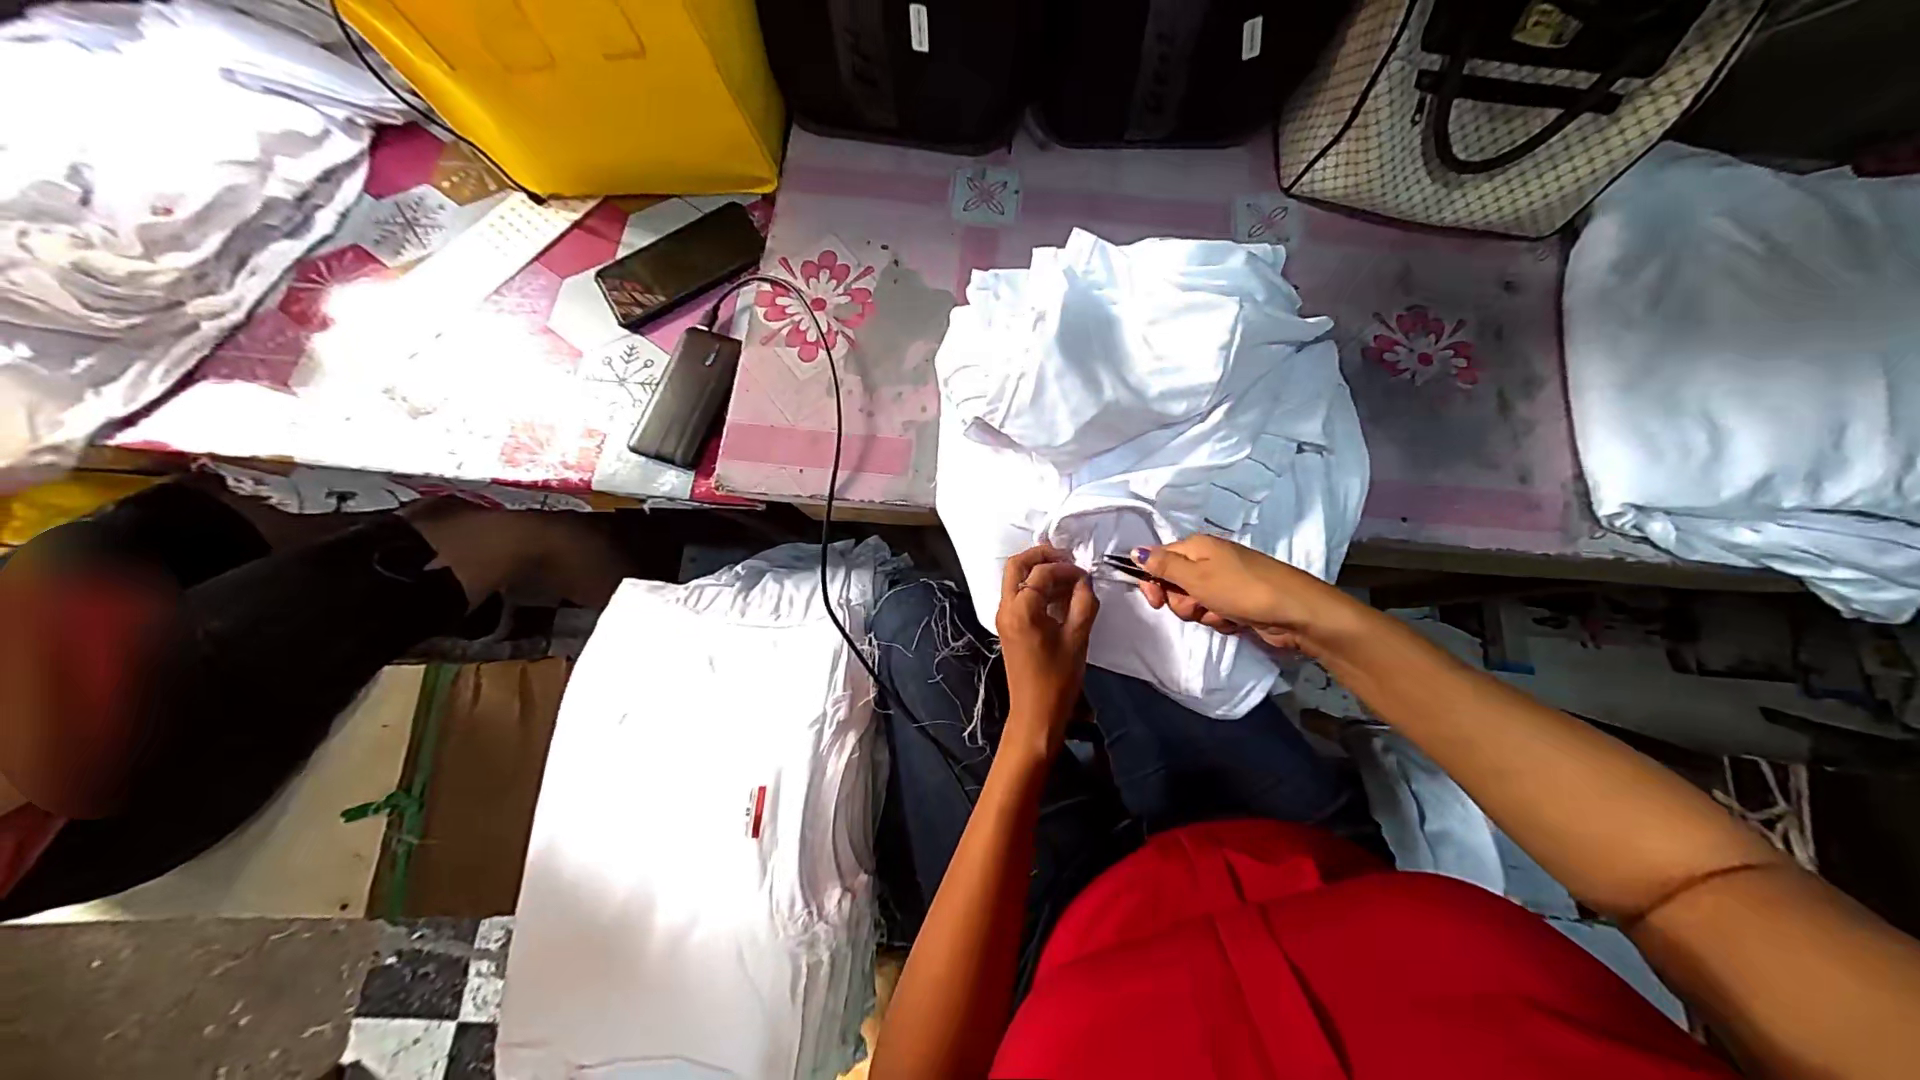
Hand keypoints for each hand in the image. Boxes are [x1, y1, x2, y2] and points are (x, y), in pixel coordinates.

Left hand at [994, 545, 1097, 760]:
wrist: (1035, 713)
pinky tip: (1059, 597)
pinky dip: (1036, 588)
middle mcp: (1006, 607)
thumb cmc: (1058, 678)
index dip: (1066, 568)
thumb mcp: (1078, 637)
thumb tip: (1084, 580)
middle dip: (1042, 556)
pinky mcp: (1008, 626)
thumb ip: (1083, 602)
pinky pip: (1018, 595)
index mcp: (1021, 608)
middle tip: (1068, 559)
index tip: (1086, 576)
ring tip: (1069, 579)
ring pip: (1015, 579)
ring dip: (1039, 571)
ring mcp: (1003, 617)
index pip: (1042, 572)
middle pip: (1017, 565)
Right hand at [1132, 535, 1351, 654]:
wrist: (1295, 612)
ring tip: (1221, 614)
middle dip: (1181, 602)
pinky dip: (1219, 620)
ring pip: (1193, 602)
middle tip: (1197, 606)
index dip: (1152, 581)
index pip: (1158, 559)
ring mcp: (1224, 581)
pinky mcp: (1237, 601)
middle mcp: (1209, 560)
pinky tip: (1235, 621)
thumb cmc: (1242, 590)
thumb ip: (1163, 566)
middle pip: (1174, 583)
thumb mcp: (1196, 578)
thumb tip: (1134, 551)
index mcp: (1197, 547)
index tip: (1155, 601)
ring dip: (1202, 613)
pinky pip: (1213, 612)